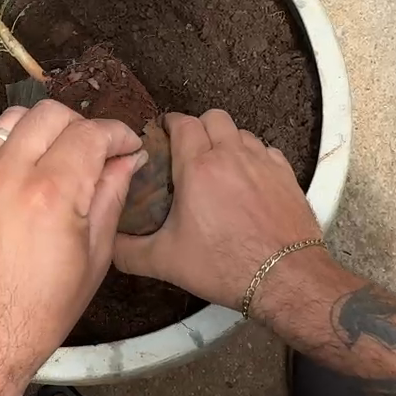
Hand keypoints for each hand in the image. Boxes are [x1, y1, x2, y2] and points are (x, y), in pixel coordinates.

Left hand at [0, 100, 144, 386]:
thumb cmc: (36, 314)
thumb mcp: (93, 260)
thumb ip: (110, 198)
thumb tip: (125, 162)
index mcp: (51, 194)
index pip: (91, 134)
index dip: (117, 133)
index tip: (127, 144)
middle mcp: (9, 174)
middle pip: (51, 113)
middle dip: (81, 125)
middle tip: (95, 151)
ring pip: (14, 118)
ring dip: (43, 129)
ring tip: (57, 157)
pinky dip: (12, 148)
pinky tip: (23, 176)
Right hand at [112, 109, 323, 308]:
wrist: (286, 278)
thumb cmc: (226, 266)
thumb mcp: (166, 261)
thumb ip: (128, 251)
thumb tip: (108, 245)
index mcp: (198, 168)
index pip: (182, 123)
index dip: (170, 123)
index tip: (163, 133)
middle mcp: (231, 156)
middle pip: (213, 117)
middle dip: (199, 127)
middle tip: (190, 149)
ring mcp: (262, 163)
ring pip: (241, 131)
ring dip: (227, 140)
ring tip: (219, 165)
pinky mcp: (286, 175)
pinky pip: (266, 150)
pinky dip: (254, 157)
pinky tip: (249, 179)